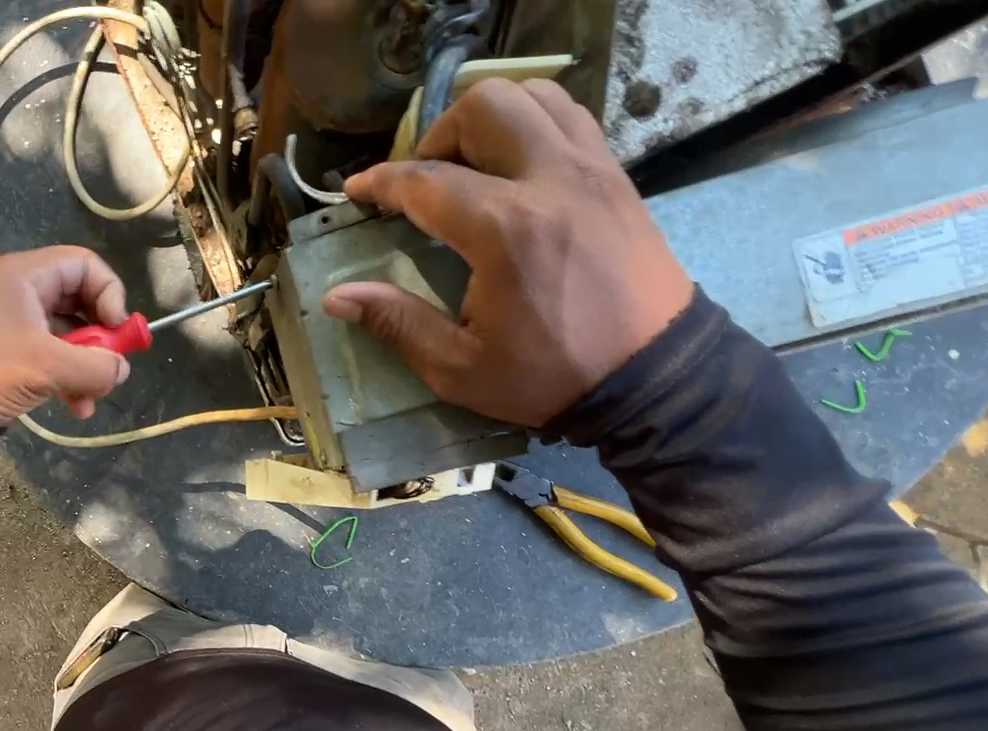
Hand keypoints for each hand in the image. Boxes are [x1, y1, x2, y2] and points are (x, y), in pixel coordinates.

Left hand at [0, 246, 132, 424]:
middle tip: (110, 365)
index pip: (84, 264)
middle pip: (79, 300)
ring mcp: (13, 322)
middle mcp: (19, 291)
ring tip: (91, 398)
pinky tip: (77, 408)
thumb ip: (94, 366)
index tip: (117, 331)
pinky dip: (67, 378)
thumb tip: (122, 369)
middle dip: (100, 337)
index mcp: (24, 275)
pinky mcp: (9, 352)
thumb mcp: (46, 367)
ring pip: (67, 334)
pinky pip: (50, 356)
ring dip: (85, 366)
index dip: (110, 294)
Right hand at [321, 79, 693, 426]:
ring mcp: (592, 169)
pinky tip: (510, 170)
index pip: (426, 181)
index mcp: (505, 230)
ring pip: (533, 96)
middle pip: (485, 108)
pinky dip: (529, 125)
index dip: (381, 182)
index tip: (355, 191)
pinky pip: (568, 117)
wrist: (650, 377)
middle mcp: (551, 180)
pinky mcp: (616, 175)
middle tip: (420, 182)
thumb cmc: (547, 376)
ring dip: (486, 121)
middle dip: (437, 136)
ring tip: (464, 168)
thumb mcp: (457, 365)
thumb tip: (337, 296)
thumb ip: (396, 322)